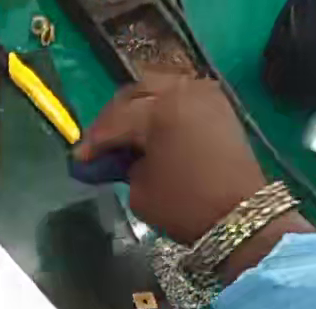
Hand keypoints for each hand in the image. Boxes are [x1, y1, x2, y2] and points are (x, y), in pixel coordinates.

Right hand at [75, 75, 311, 275]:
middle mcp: (181, 90)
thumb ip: (125, 167)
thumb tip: (119, 159)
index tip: (78, 159)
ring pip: (158, 89)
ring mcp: (202, 93)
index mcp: (159, 111)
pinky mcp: (216, 104)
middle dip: (112, 118)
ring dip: (136, 109)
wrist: (237, 213)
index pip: (115, 122)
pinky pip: (178, 97)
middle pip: (135, 93)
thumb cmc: (183, 206)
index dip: (93, 143)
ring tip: (122, 136)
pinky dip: (158, 110)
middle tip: (98, 144)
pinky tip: (147, 132)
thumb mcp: (141, 191)